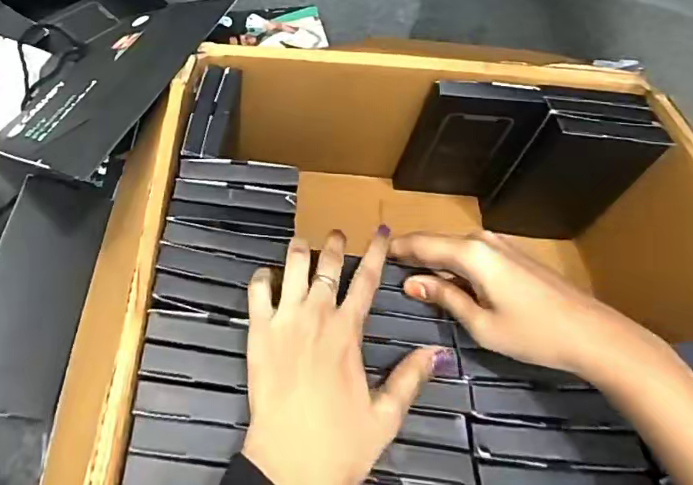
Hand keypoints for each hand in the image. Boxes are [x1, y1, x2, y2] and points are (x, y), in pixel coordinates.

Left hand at [242, 227, 448, 484]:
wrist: (289, 465)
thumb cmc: (338, 444)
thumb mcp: (385, 417)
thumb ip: (410, 379)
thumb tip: (435, 352)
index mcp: (347, 333)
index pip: (367, 280)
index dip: (377, 252)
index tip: (382, 231)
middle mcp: (316, 316)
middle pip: (328, 264)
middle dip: (335, 243)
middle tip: (339, 234)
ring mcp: (284, 319)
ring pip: (292, 265)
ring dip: (300, 250)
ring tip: (304, 244)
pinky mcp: (258, 329)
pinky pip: (257, 288)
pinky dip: (263, 275)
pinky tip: (269, 275)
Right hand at [390, 230, 657, 378]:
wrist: (594, 334)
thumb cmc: (534, 333)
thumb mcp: (481, 324)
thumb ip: (444, 297)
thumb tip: (412, 282)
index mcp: (469, 252)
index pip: (421, 244)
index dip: (397, 248)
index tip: (375, 249)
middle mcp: (482, 239)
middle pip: (438, 244)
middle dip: (416, 257)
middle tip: (392, 270)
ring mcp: (501, 244)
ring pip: (457, 250)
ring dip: (439, 263)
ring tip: (420, 280)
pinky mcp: (515, 254)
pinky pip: (475, 254)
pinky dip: (459, 266)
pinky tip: (457, 284)